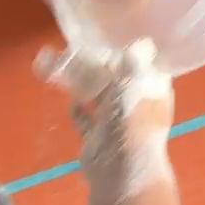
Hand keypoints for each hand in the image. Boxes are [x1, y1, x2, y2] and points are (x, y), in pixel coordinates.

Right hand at [37, 40, 174, 204]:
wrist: (119, 165)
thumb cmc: (131, 118)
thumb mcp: (135, 79)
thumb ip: (136, 57)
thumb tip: (140, 43)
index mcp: (151, 85)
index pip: (136, 60)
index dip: (118, 49)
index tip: (99, 39)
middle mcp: (135, 100)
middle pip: (110, 75)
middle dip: (88, 64)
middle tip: (66, 52)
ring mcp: (115, 119)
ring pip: (94, 93)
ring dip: (75, 82)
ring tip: (53, 69)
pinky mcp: (97, 136)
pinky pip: (84, 117)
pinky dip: (77, 108)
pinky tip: (71, 101)